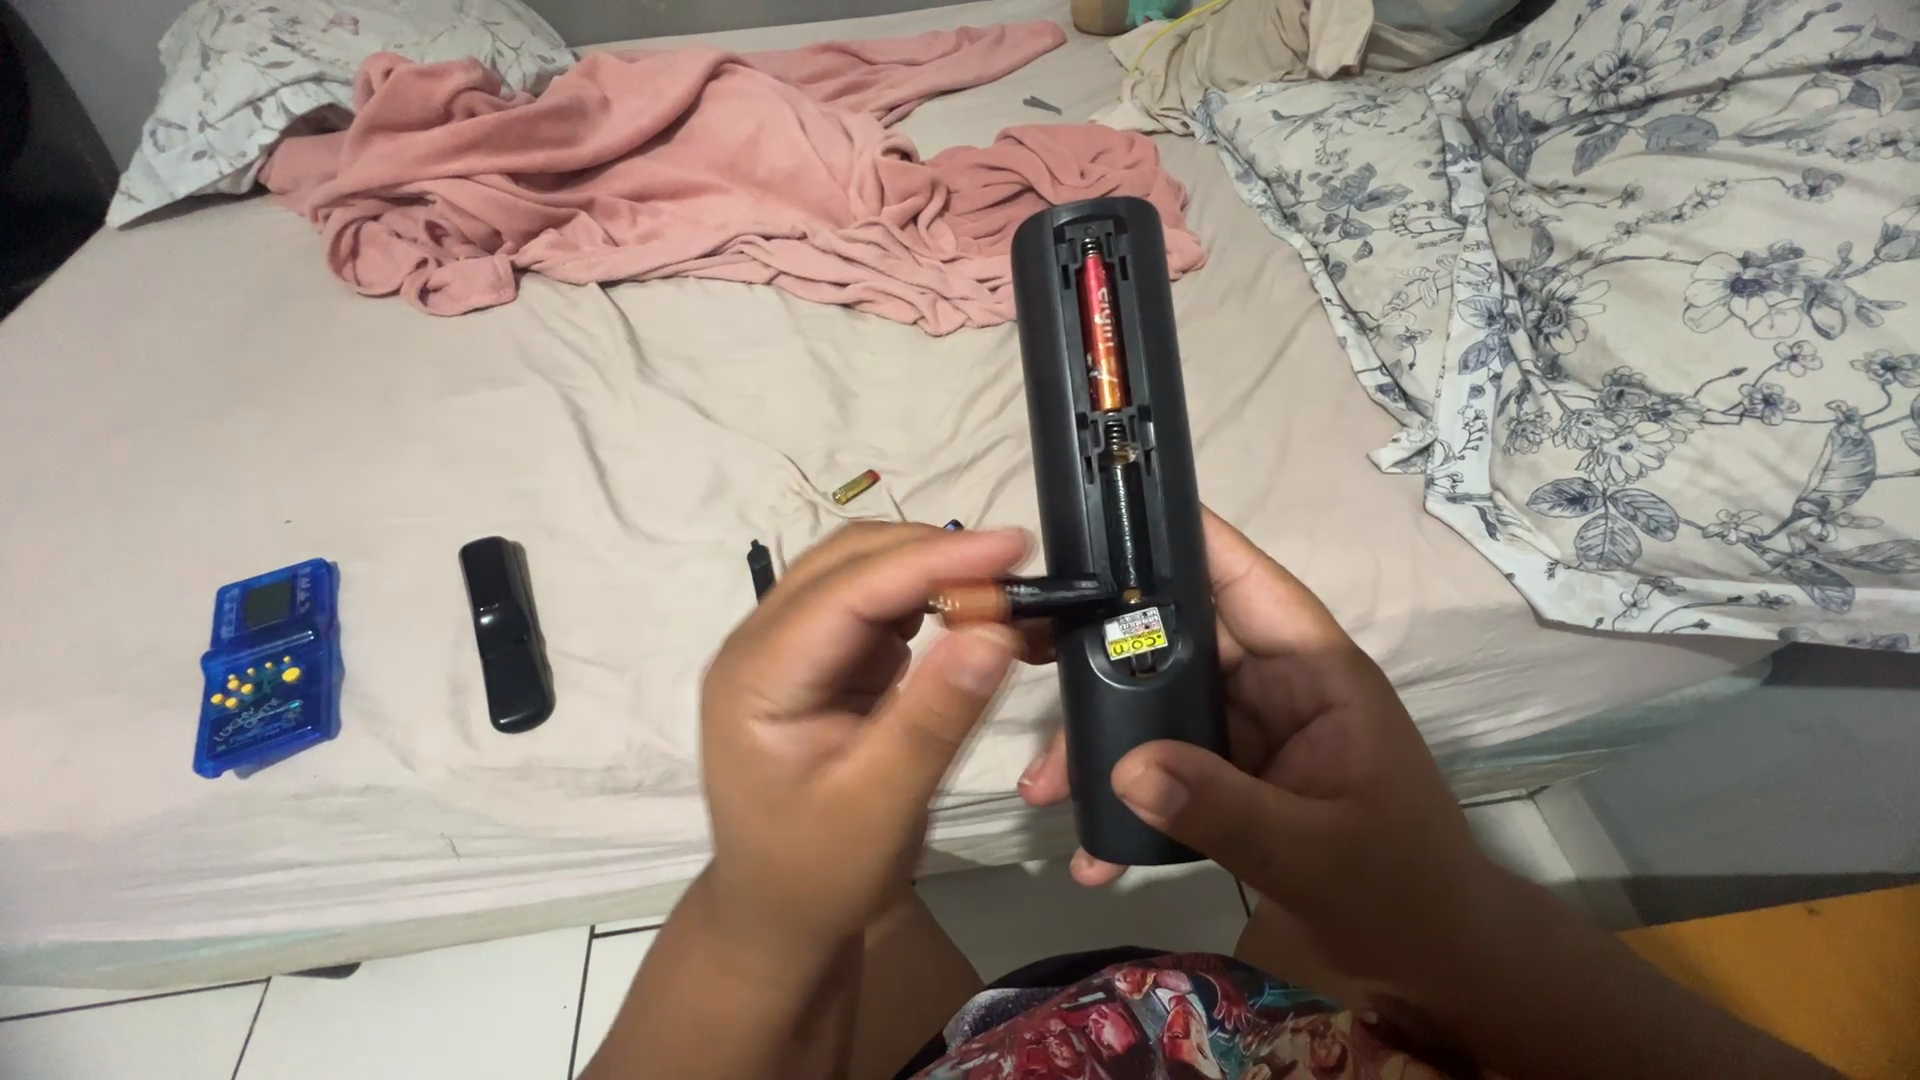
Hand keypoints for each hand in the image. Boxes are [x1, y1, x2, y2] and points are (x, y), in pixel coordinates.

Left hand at [700, 522, 1026, 951]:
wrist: (778, 912)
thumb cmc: (818, 873)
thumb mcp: (880, 808)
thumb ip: (934, 718)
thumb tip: (996, 631)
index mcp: (756, 676)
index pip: (846, 590)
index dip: (932, 559)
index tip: (1012, 546)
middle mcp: (763, 643)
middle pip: (849, 562)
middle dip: (935, 554)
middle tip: (1018, 572)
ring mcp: (790, 646)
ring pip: (863, 570)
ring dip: (933, 568)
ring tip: (1002, 590)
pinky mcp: (823, 658)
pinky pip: (877, 604)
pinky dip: (927, 597)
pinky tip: (967, 612)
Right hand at [1019, 508, 1496, 999]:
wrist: (1431, 965)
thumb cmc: (1404, 892)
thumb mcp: (1318, 854)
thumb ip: (1226, 810)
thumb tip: (1128, 770)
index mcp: (1311, 668)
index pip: (1243, 579)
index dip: (1181, 539)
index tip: (1100, 523)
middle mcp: (1270, 682)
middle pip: (1175, 638)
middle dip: (1102, 654)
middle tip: (1027, 660)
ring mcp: (1242, 727)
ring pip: (1154, 701)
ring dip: (1098, 736)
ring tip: (1044, 783)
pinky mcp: (1222, 771)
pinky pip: (1158, 760)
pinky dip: (1120, 790)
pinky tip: (1088, 843)